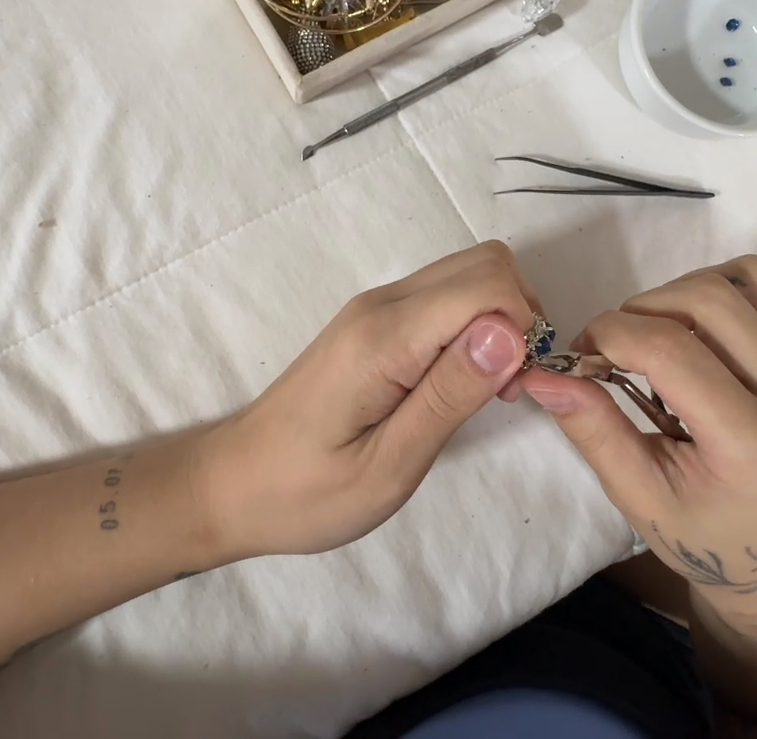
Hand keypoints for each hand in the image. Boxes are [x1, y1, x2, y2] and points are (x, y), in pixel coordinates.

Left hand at [195, 241, 538, 561]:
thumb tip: (512, 332)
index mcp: (384, 336)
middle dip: (518, 316)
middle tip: (504, 388)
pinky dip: (475, 323)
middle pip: (484, 264)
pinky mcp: (376, 319)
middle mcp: (382, 303)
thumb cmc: (308, 492)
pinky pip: (446, 294)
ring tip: (484, 387)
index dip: (522, 329)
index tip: (511, 390)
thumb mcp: (390, 465)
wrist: (233, 483)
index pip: (487, 284)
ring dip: (499, 319)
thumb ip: (451, 394)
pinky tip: (459, 378)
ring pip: (468, 273)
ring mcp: (377, 306)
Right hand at [521, 257, 756, 629]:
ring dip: (681, 292)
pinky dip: (724, 287)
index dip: (612, 333)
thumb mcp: (634, 493)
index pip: (672, 352)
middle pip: (709, 301)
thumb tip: (542, 373)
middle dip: (641, 307)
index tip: (581, 350)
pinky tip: (700, 327)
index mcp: (753, 448)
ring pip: (741, 280)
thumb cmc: (697, 530)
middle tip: (615, 342)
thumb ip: (591, 427)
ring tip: (658, 332)